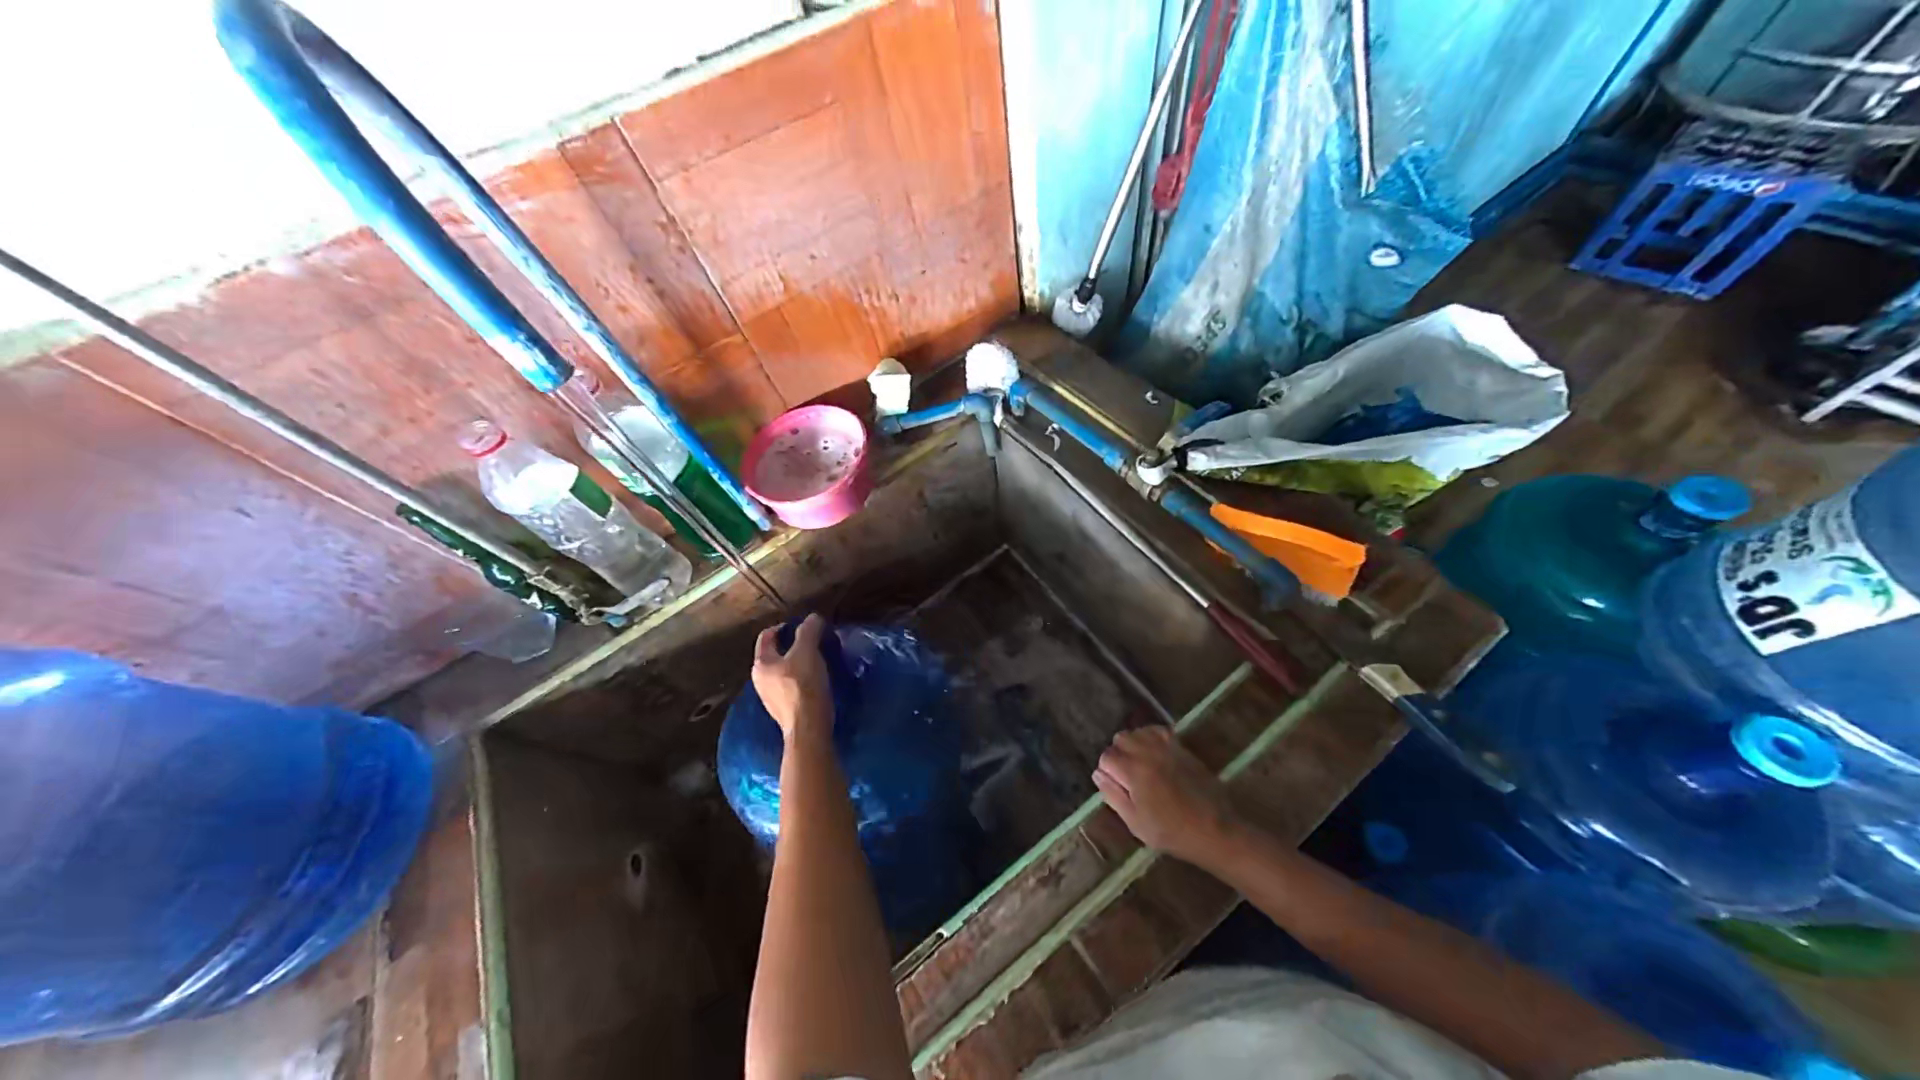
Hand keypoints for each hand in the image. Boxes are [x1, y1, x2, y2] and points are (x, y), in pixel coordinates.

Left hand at [752, 614, 833, 743]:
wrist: (809, 728)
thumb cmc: (804, 686)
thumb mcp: (808, 652)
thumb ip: (809, 631)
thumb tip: (813, 618)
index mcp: (761, 663)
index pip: (767, 636)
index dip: (783, 626)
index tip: (802, 625)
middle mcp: (759, 680)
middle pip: (774, 654)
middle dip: (791, 645)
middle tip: (812, 642)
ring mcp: (769, 697)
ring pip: (782, 671)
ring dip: (797, 663)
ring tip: (816, 660)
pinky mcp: (782, 710)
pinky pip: (789, 687)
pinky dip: (800, 679)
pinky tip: (815, 681)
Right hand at [1093, 727, 1243, 866]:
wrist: (1215, 830)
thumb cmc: (1172, 832)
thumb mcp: (1135, 823)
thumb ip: (1113, 796)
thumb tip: (1098, 775)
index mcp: (1133, 772)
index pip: (1106, 757)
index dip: (1106, 771)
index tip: (1115, 786)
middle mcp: (1148, 753)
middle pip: (1120, 739)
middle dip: (1118, 754)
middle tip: (1125, 777)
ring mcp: (1167, 748)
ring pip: (1138, 732)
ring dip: (1133, 744)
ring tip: (1139, 765)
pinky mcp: (1182, 748)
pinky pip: (1159, 731)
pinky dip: (1151, 737)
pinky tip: (1154, 753)